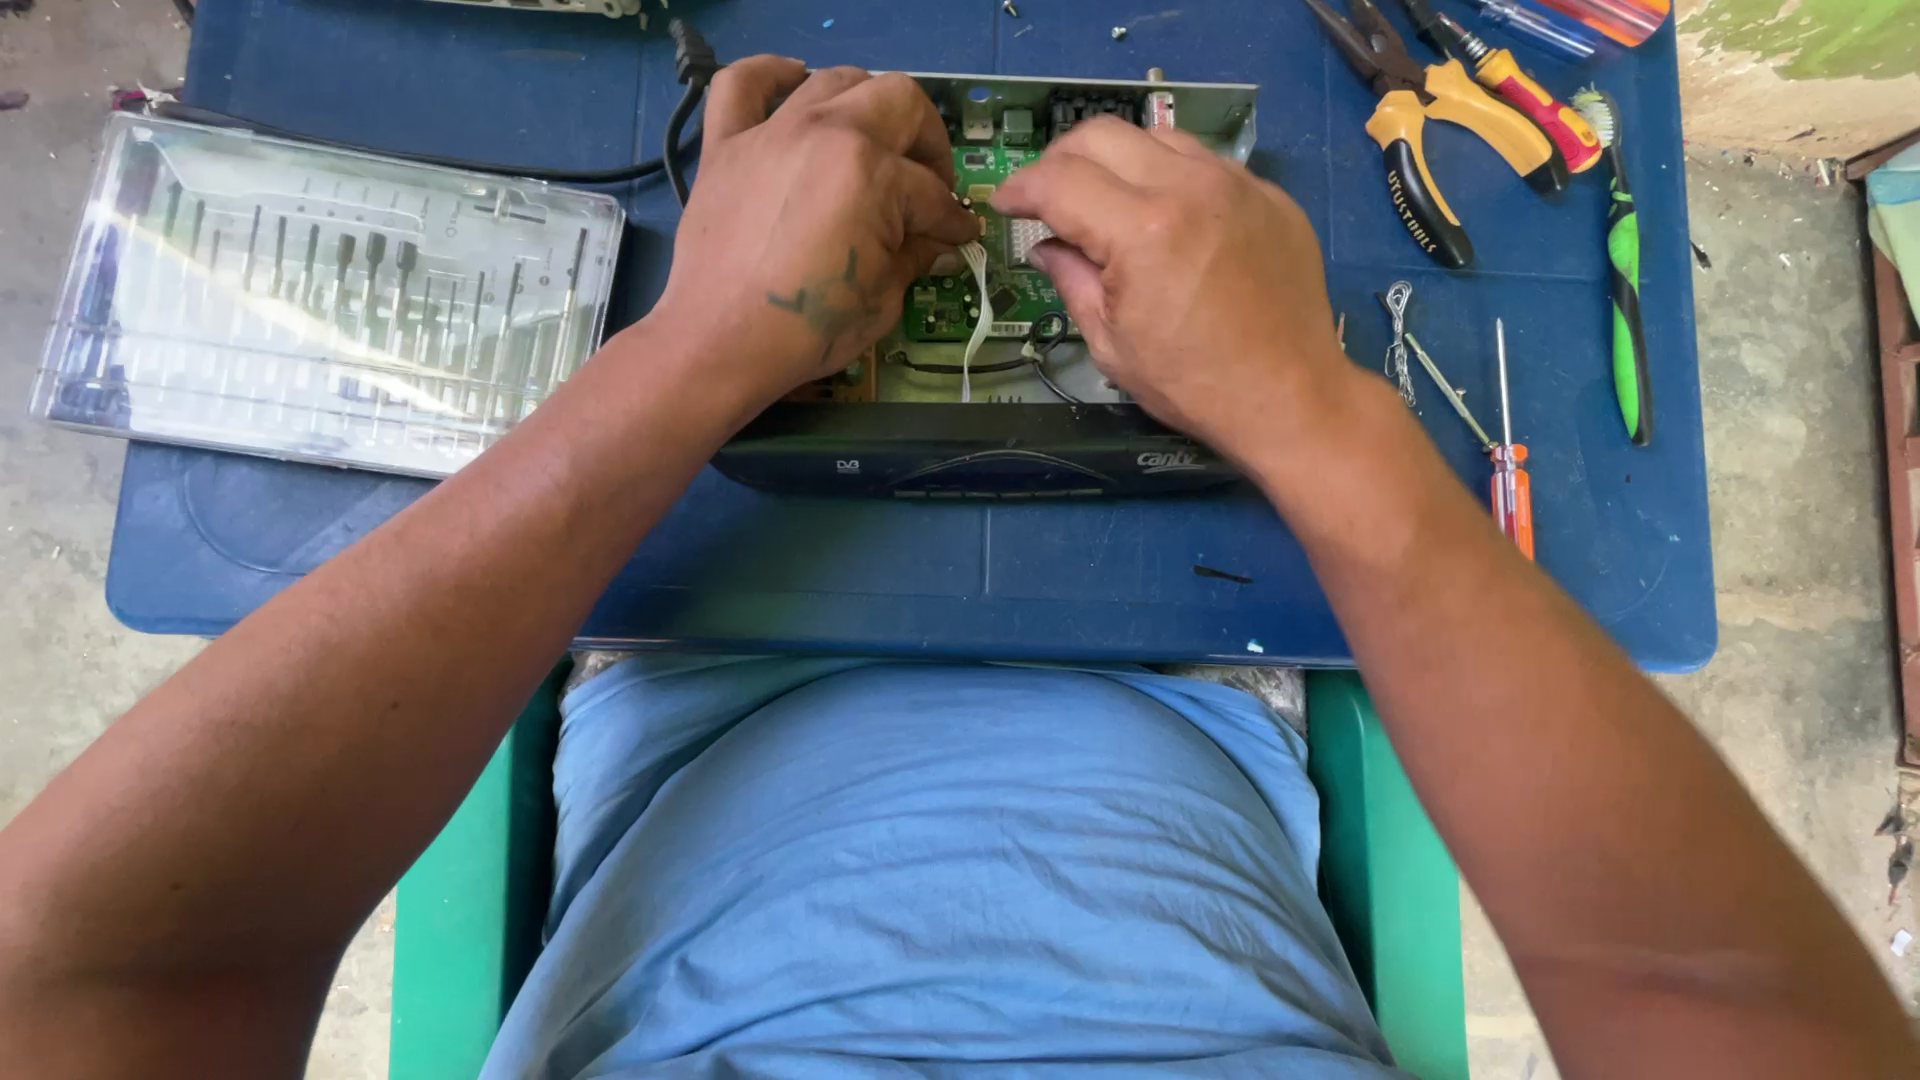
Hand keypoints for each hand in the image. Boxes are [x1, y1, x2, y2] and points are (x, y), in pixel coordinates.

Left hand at [642, 58, 979, 415]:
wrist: (724, 342)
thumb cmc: (811, 329)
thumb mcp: (883, 300)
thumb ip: (914, 259)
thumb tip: (938, 245)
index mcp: (872, 174)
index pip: (931, 192)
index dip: (953, 220)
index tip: (961, 236)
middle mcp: (826, 132)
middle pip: (899, 102)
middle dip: (928, 142)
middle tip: (929, 184)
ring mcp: (772, 131)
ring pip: (834, 80)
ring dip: (868, 105)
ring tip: (874, 144)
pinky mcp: (727, 145)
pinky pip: (743, 83)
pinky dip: (770, 74)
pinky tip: (792, 84)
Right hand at [992, 117, 1357, 457]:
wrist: (1287, 395)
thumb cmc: (1190, 384)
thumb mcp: (1111, 344)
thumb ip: (1072, 281)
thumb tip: (1045, 246)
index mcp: (1143, 231)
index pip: (1061, 182)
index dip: (1020, 188)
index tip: (1004, 203)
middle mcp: (1189, 187)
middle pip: (1102, 135)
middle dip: (1060, 160)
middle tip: (1047, 198)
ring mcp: (1236, 184)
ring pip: (1155, 138)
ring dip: (1115, 162)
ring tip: (1104, 205)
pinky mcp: (1267, 194)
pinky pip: (1203, 164)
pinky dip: (1167, 179)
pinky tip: (1164, 220)